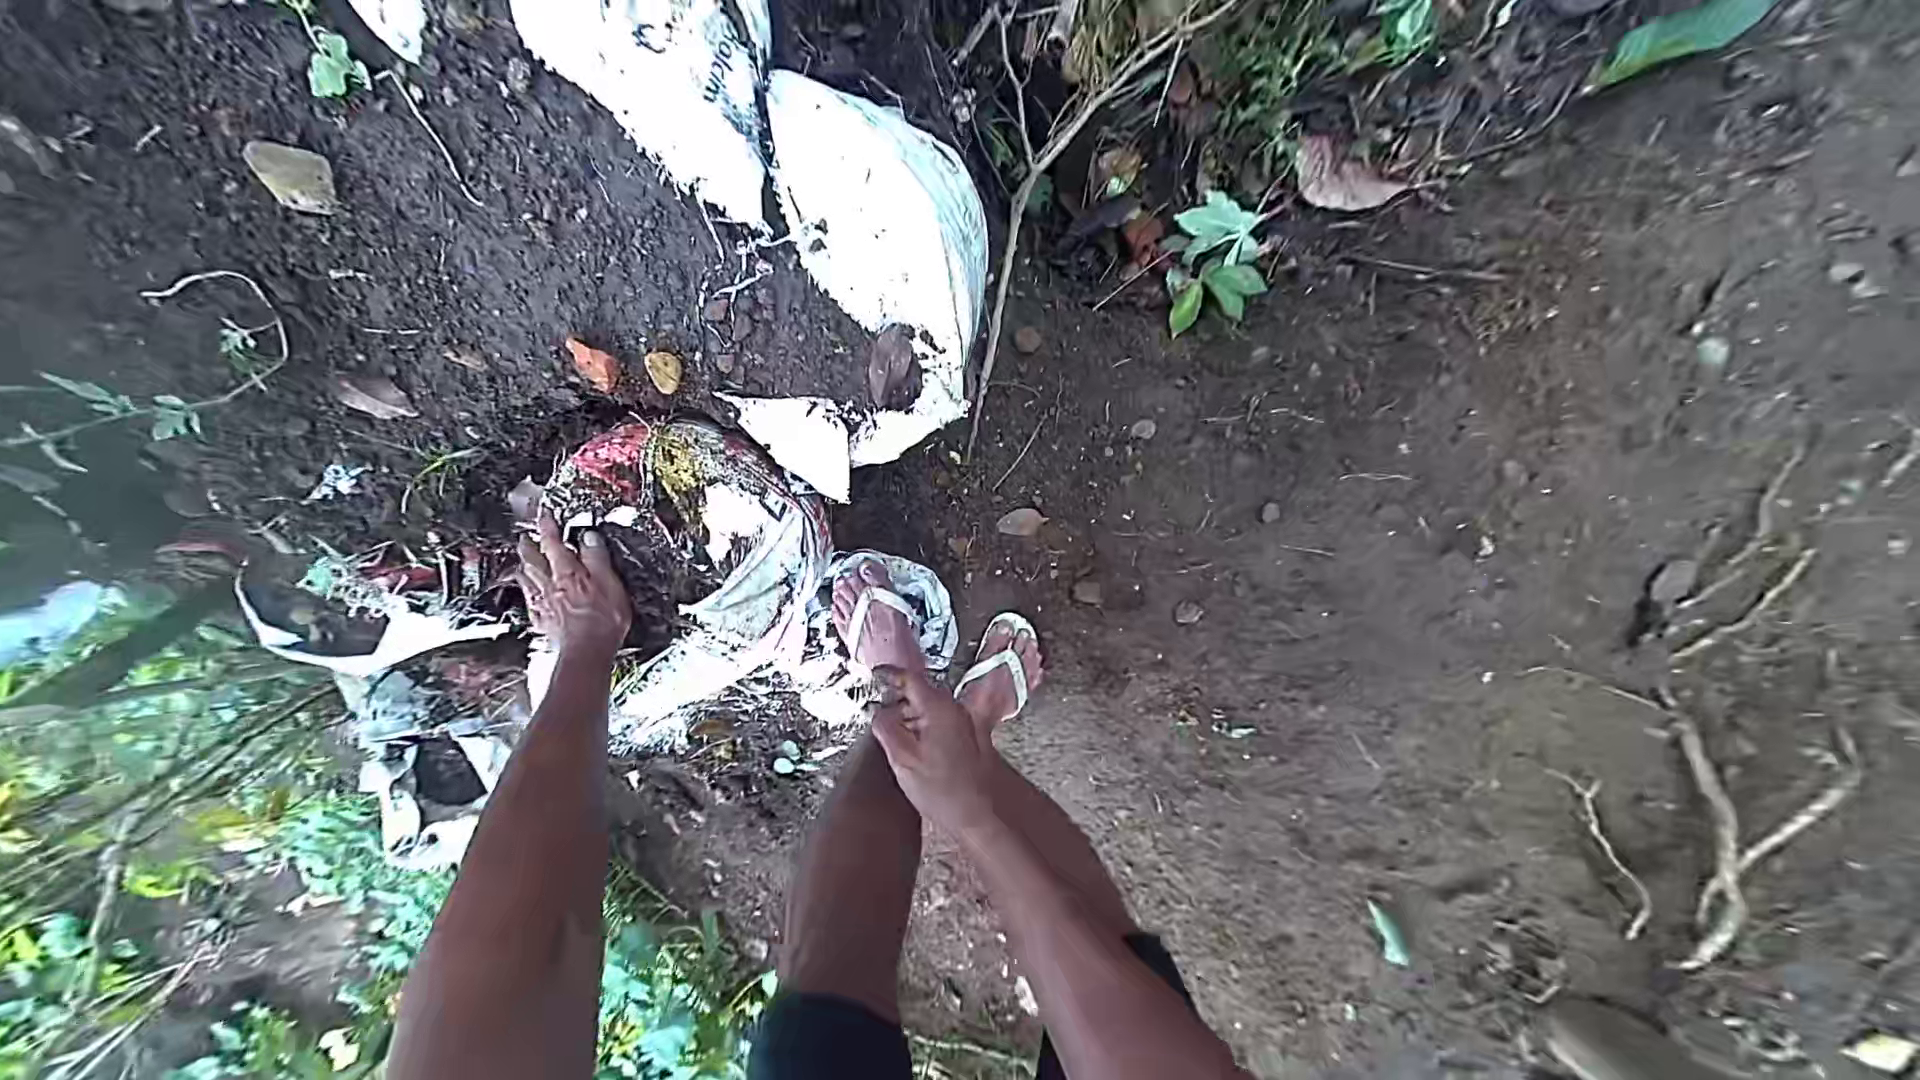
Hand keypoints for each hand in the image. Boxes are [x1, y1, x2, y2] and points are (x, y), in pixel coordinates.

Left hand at [518, 510, 630, 660]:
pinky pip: (527, 597)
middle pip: (532, 559)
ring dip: (523, 564)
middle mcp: (550, 584)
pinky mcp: (541, 618)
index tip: (546, 516)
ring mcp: (543, 602)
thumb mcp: (610, 583)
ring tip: (522, 558)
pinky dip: (525, 588)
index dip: (549, 528)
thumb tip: (589, 537)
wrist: (586, 651)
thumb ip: (597, 559)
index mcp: (568, 572)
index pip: (554, 543)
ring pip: (526, 577)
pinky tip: (527, 589)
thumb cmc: (602, 620)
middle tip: (526, 536)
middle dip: (529, 545)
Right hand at [869, 667, 1000, 833]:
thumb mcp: (903, 759)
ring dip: (911, 716)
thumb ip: (886, 728)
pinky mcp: (970, 737)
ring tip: (894, 737)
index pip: (910, 678)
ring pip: (931, 708)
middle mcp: (956, 708)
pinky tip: (915, 748)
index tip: (874, 676)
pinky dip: (925, 727)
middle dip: (898, 701)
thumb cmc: (942, 791)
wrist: (978, 815)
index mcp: (939, 707)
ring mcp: (966, 722)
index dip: (889, 675)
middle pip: (921, 692)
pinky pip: (942, 721)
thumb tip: (877, 711)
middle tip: (879, 714)